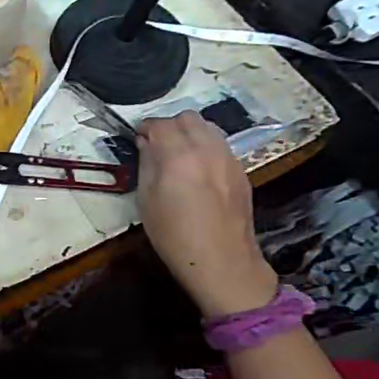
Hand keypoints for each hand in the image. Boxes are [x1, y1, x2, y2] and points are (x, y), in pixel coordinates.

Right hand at [135, 112, 278, 315]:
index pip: (160, 125)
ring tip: (179, 155)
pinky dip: (205, 147)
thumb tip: (147, 144)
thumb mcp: (147, 201)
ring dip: (190, 133)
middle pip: (187, 118)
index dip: (146, 128)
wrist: (221, 261)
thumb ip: (147, 165)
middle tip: (158, 145)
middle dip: (170, 126)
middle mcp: (206, 149)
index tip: (138, 139)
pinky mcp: (241, 170)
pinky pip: (220, 145)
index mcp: (178, 156)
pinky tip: (199, 170)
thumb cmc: (174, 236)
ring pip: (207, 127)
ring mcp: (228, 157)